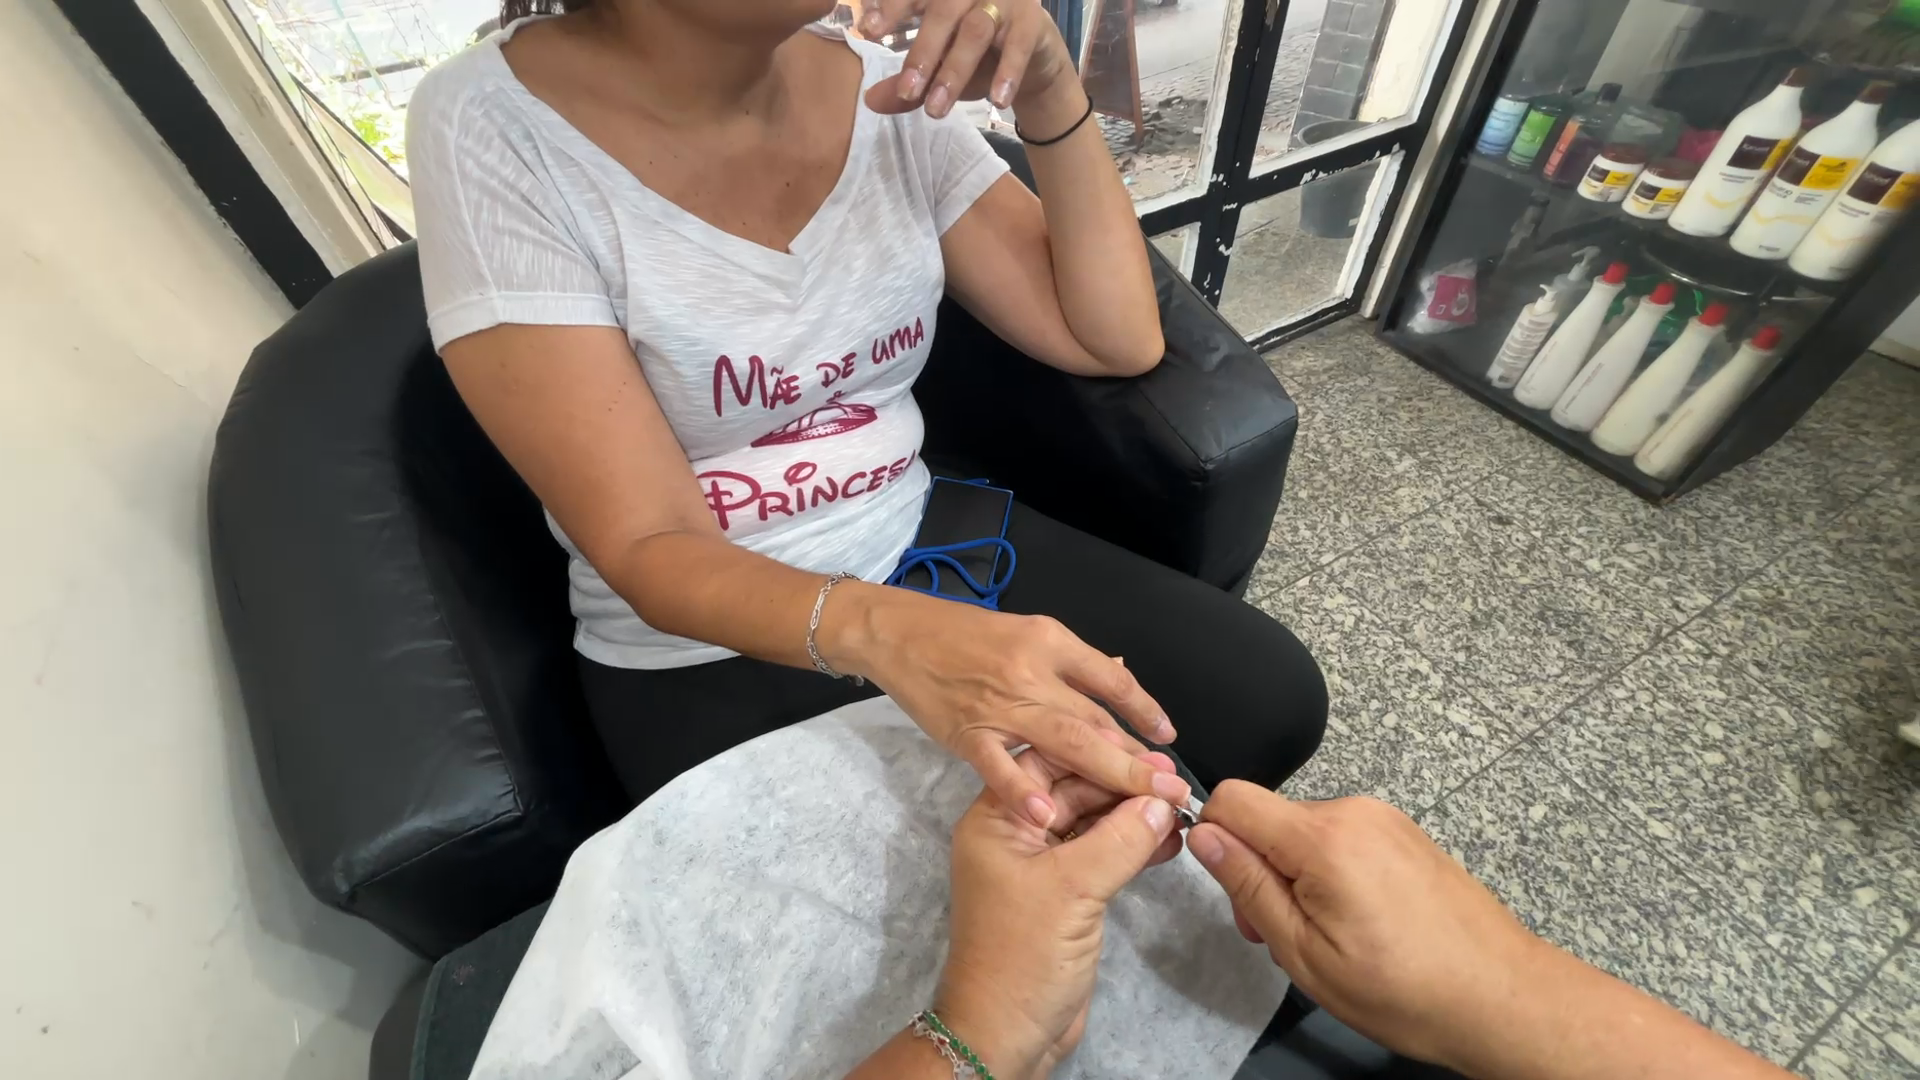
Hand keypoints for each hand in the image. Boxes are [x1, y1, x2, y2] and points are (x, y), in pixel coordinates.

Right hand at [824, 583, 1190, 828]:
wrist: (901, 632)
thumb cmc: (964, 632)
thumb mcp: (1025, 631)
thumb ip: (1069, 660)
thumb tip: (1117, 673)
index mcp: (1049, 640)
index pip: (1110, 679)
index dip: (1145, 710)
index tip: (1169, 740)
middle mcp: (1032, 671)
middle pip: (1096, 719)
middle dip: (1139, 757)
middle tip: (1175, 792)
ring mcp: (999, 704)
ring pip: (1063, 743)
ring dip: (1106, 775)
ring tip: (1140, 807)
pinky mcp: (966, 732)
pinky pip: (1000, 766)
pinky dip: (1024, 792)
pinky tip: (1050, 818)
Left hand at [859, 0, 1078, 117]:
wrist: (1032, 62)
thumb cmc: (980, 59)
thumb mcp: (940, 72)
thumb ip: (909, 83)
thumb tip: (870, 101)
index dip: (891, 9)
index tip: (867, 28)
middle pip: (941, 13)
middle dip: (922, 54)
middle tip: (907, 92)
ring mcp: (1001, 0)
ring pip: (975, 31)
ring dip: (954, 72)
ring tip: (937, 110)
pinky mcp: (1031, 21)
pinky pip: (1018, 47)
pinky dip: (1007, 73)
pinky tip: (997, 101)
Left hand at [935, 749, 1183, 1076]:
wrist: (1007, 1034)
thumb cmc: (1023, 952)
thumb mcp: (1071, 889)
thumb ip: (1119, 840)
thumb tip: (1163, 802)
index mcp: (998, 815)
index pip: (1048, 762)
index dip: (1096, 753)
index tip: (1147, 753)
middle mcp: (1018, 829)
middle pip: (1074, 789)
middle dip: (1122, 785)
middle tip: (1173, 779)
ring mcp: (1042, 861)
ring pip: (1092, 821)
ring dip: (1133, 816)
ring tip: (1180, 807)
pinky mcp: (1065, 891)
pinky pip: (1101, 854)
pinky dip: (1133, 847)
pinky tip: (1170, 843)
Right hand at [1186, 782, 1549, 1072]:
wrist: (1515, 1003)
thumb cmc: (1407, 992)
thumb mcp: (1307, 955)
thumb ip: (1248, 886)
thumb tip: (1201, 834)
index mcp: (1322, 838)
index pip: (1231, 797)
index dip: (1214, 834)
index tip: (1232, 886)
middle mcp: (1350, 810)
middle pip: (1266, 817)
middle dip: (1256, 866)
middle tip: (1275, 932)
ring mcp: (1380, 816)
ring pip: (1299, 828)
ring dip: (1291, 871)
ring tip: (1322, 931)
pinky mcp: (1399, 829)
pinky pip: (1335, 833)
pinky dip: (1325, 867)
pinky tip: (1355, 916)